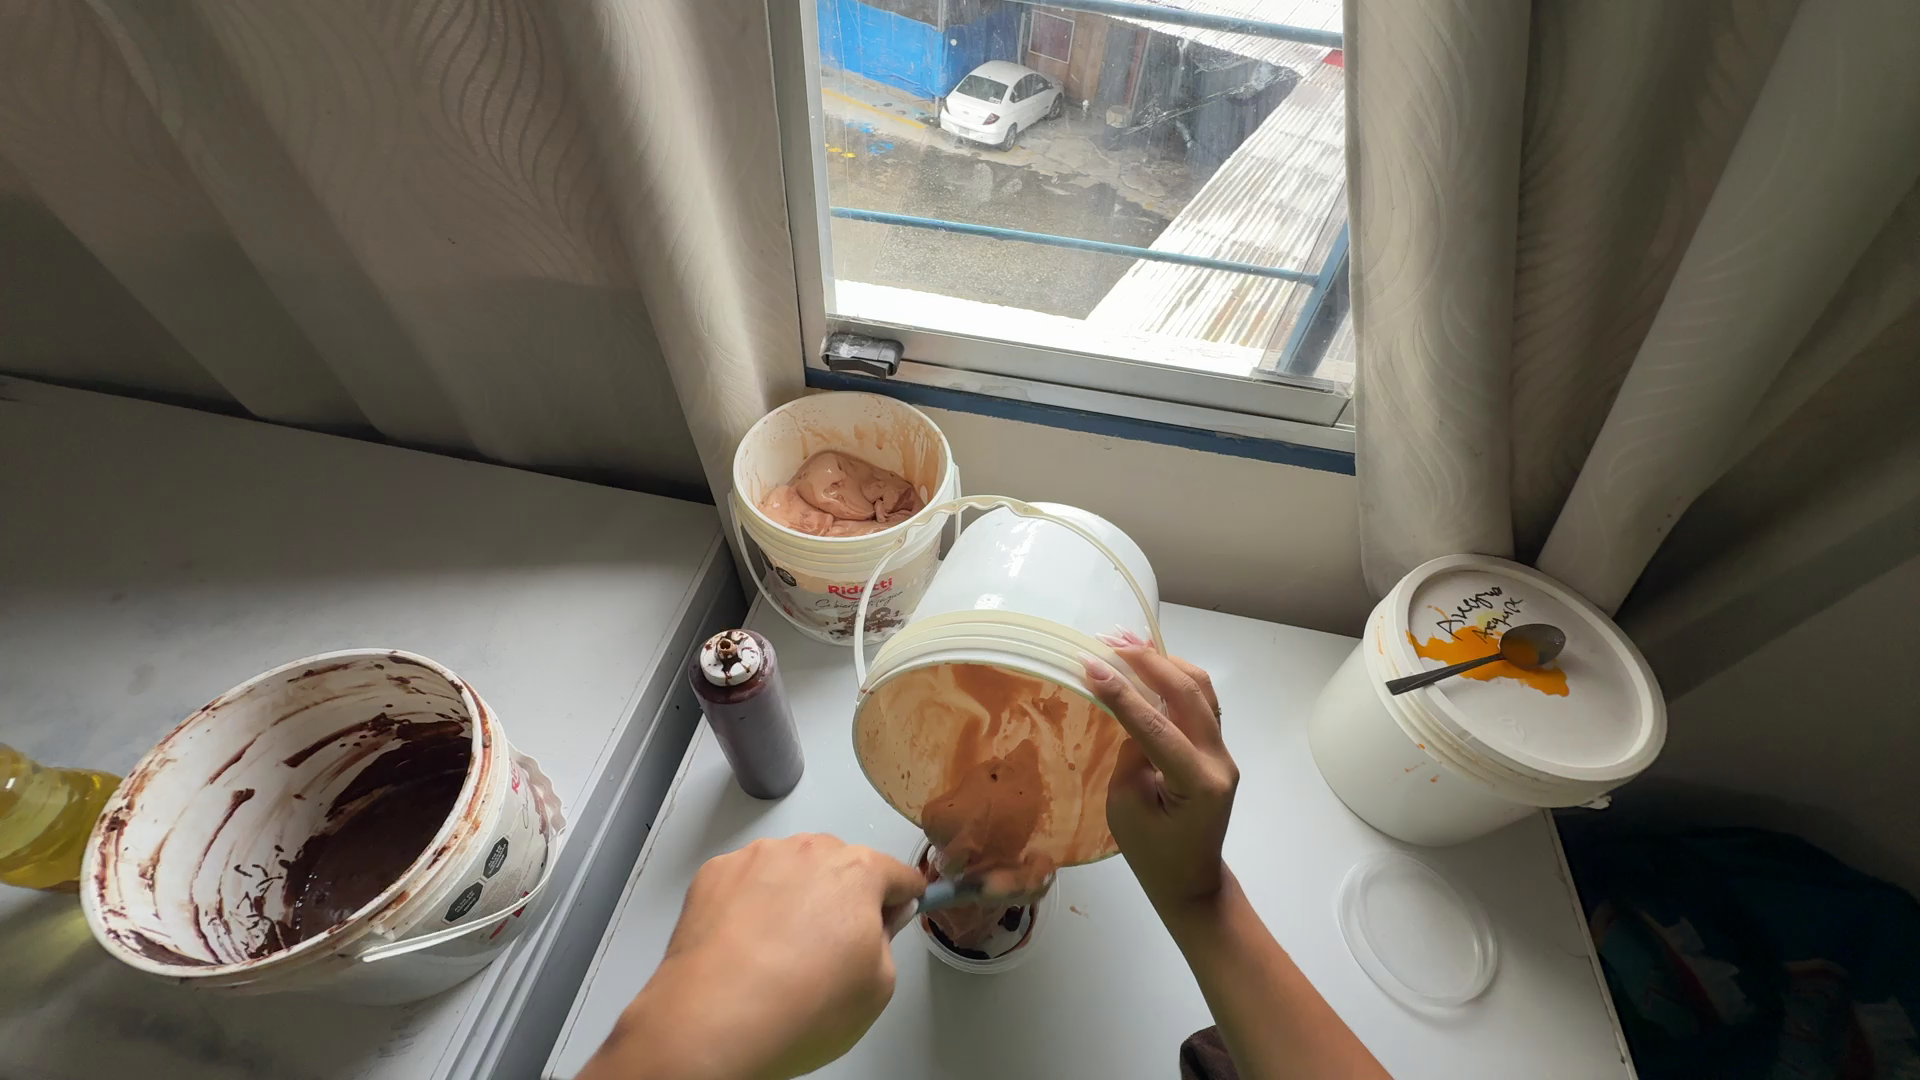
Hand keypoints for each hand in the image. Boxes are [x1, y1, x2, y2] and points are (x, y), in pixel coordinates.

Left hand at [582, 834, 924, 1079]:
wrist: (711, 1022)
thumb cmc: (802, 1007)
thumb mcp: (877, 989)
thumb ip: (888, 941)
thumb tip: (877, 923)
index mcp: (859, 871)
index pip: (898, 874)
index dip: (903, 899)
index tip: (894, 917)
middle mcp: (812, 849)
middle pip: (841, 865)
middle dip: (842, 897)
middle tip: (828, 950)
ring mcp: (760, 856)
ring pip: (791, 868)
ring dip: (794, 895)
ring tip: (776, 951)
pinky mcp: (717, 871)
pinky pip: (747, 880)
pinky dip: (749, 903)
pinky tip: (742, 946)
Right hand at [1084, 632, 1237, 914]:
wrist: (1191, 881)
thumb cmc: (1152, 854)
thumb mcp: (1125, 806)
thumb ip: (1131, 753)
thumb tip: (1131, 709)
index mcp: (1197, 782)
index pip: (1155, 725)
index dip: (1120, 692)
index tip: (1090, 664)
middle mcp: (1218, 760)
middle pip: (1188, 693)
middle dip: (1147, 661)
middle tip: (1110, 641)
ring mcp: (1223, 751)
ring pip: (1201, 688)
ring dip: (1164, 660)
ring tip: (1128, 641)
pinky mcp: (1216, 747)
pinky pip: (1200, 700)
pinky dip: (1174, 676)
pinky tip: (1149, 662)